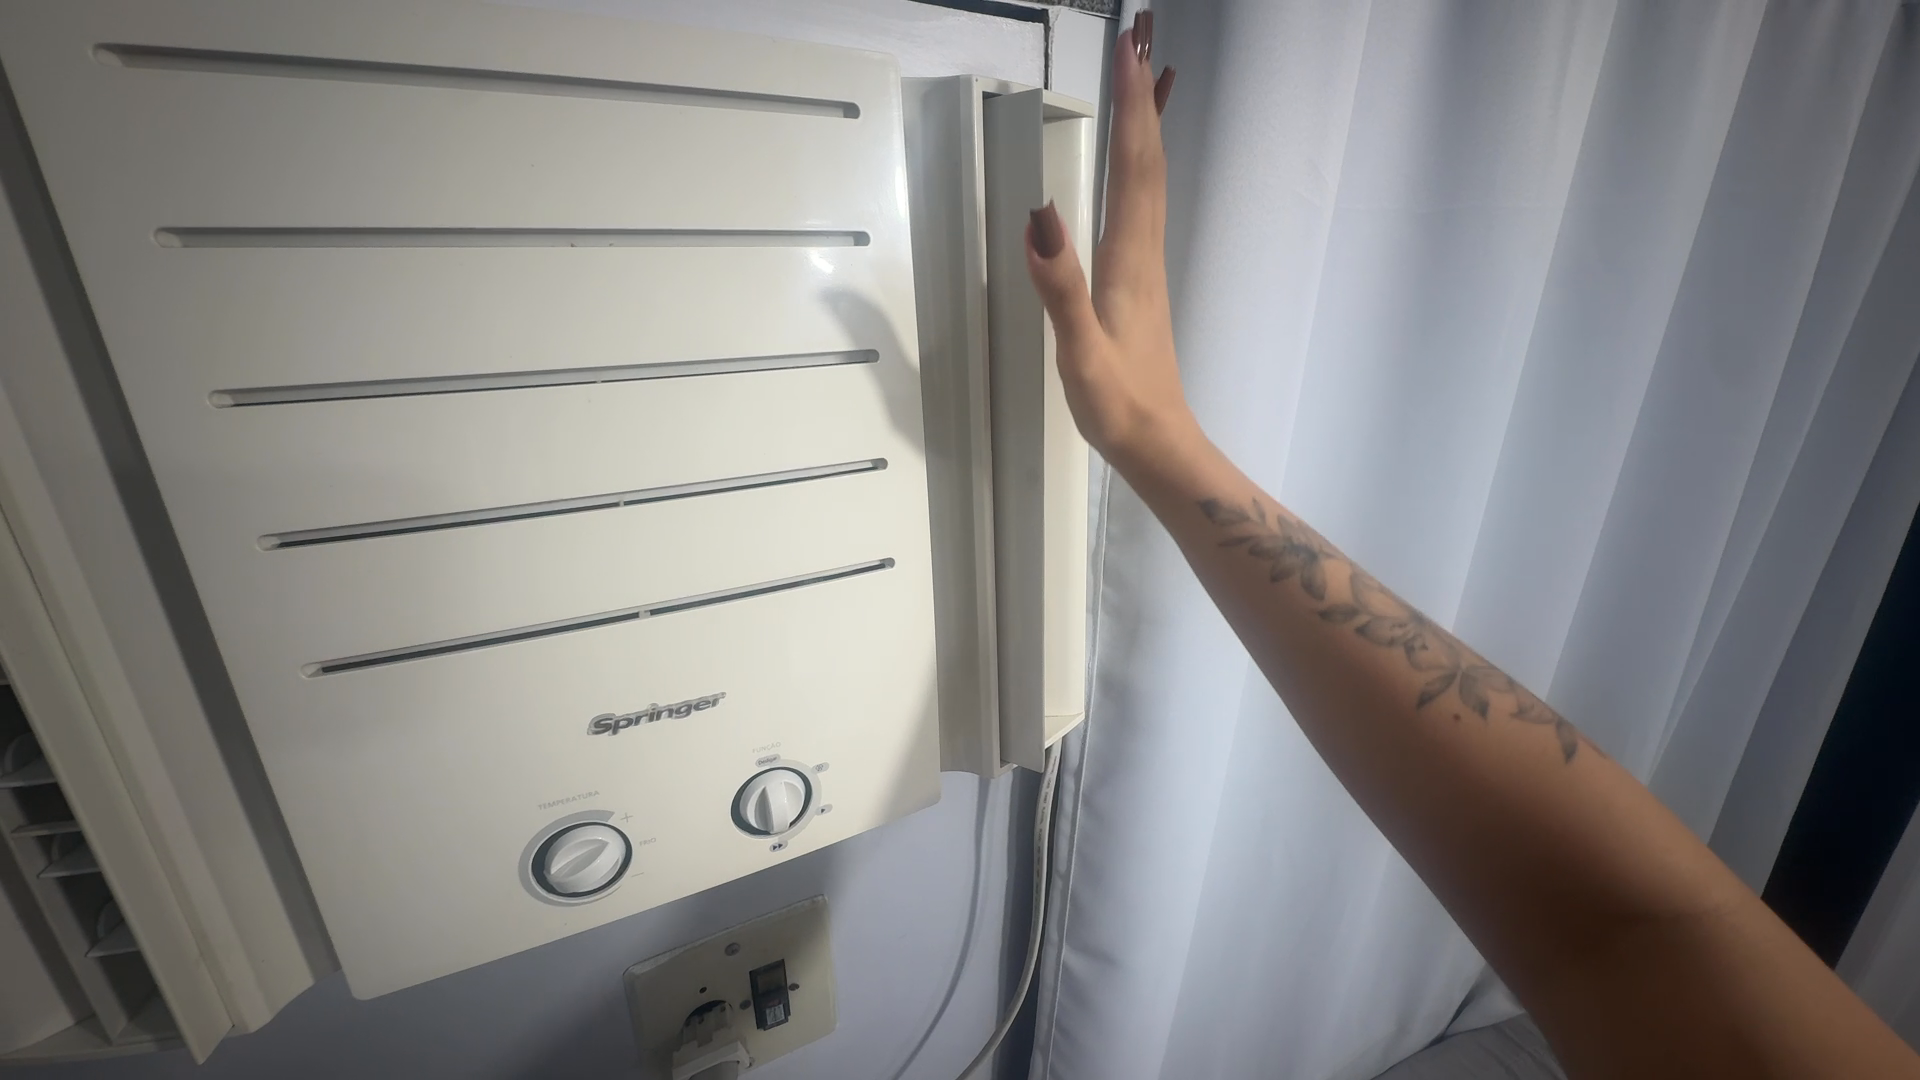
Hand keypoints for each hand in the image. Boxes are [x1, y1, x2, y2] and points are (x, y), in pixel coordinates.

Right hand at [1025, 11, 1191, 471]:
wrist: (1157, 442)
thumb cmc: (1119, 404)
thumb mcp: (1081, 351)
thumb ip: (1061, 287)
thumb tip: (1040, 217)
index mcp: (1128, 262)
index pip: (1134, 169)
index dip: (1132, 109)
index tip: (1130, 49)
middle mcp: (1144, 254)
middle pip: (1149, 164)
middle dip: (1145, 101)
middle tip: (1141, 40)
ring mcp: (1147, 270)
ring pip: (1152, 184)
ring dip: (1150, 130)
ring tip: (1151, 83)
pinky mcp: (1142, 287)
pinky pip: (1147, 210)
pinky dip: (1146, 173)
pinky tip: (1140, 173)